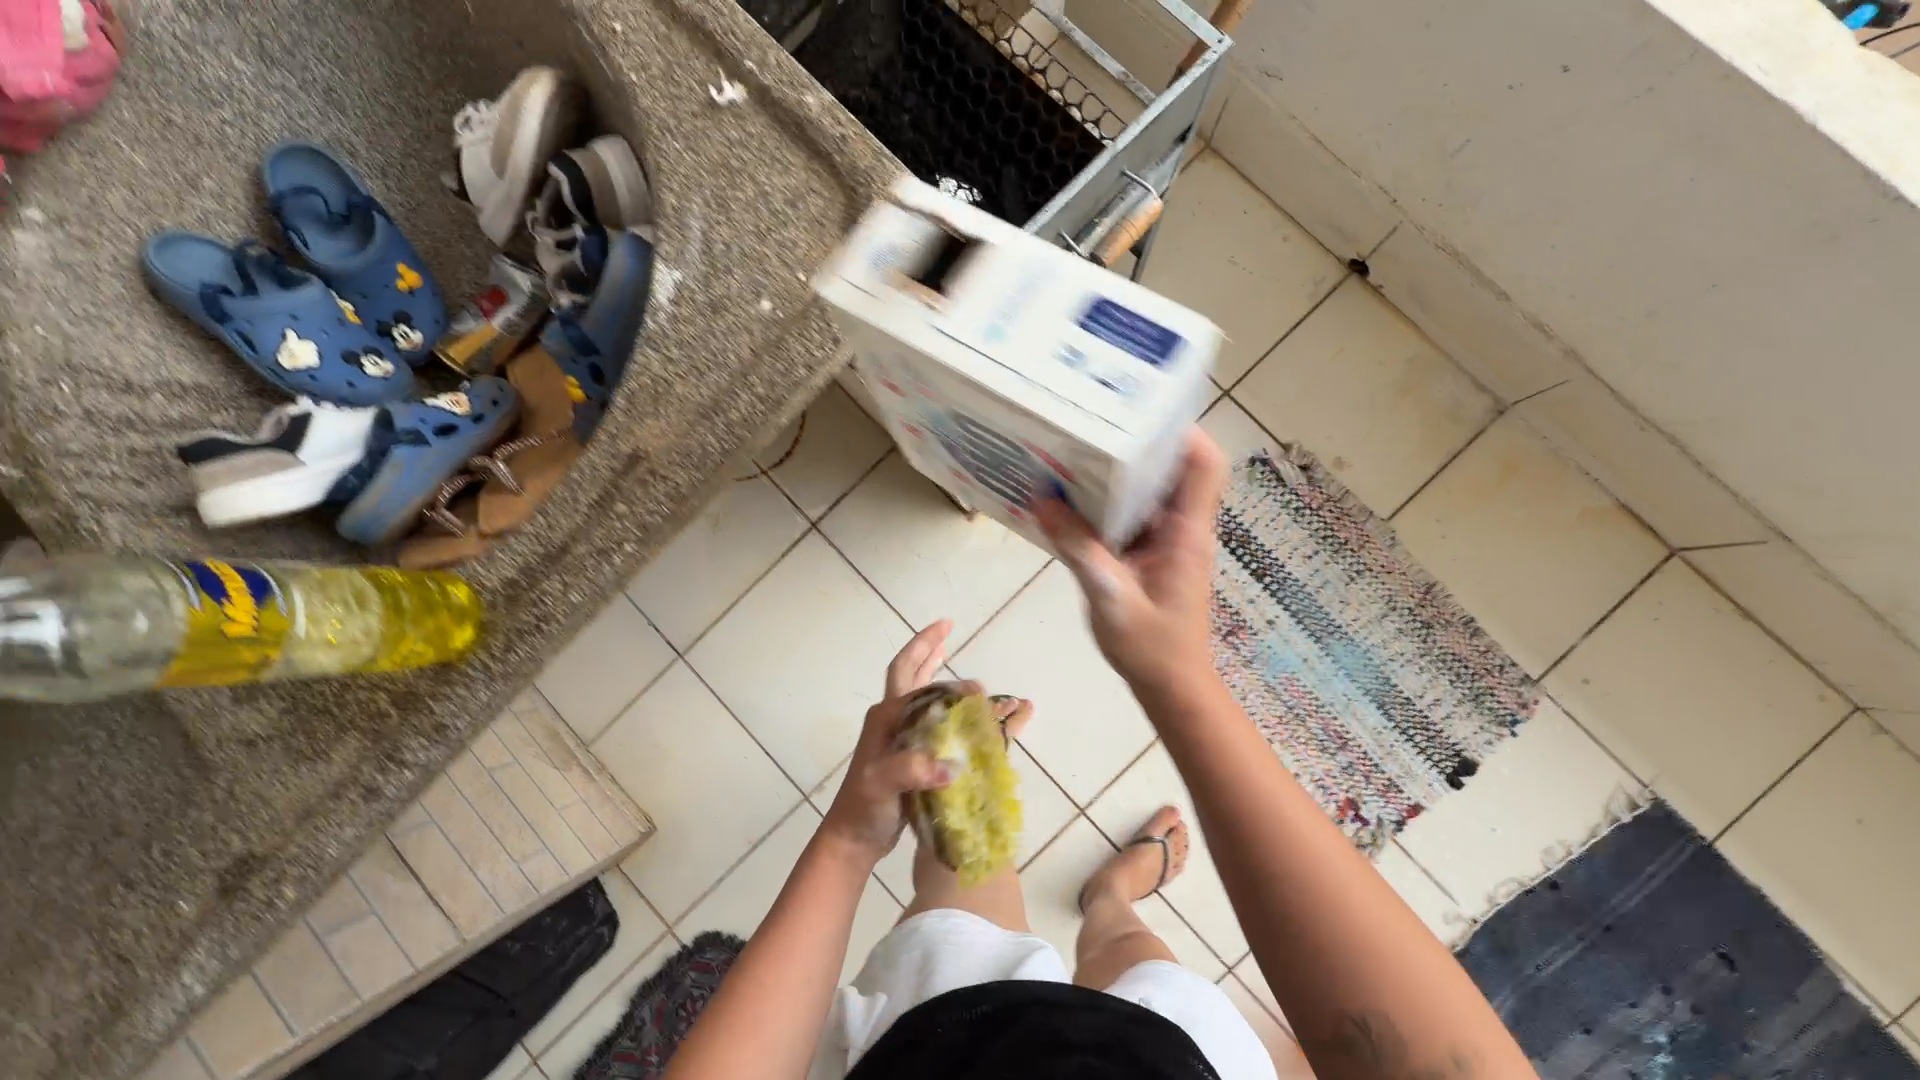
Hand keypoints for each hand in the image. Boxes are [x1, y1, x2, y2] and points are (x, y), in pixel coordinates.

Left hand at [820, 620, 963, 863]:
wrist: (853, 838)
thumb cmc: (864, 807)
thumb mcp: (881, 785)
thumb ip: (911, 770)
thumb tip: (949, 766)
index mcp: (886, 718)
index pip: (917, 683)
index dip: (945, 680)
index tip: (976, 688)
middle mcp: (891, 718)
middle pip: (908, 671)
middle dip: (927, 646)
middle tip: (947, 625)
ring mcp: (897, 734)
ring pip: (916, 689)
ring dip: (931, 667)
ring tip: (946, 649)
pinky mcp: (906, 751)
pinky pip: (927, 714)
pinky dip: (941, 701)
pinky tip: (955, 705)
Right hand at [1033, 429, 1228, 695]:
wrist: (1171, 687)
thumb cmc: (1151, 647)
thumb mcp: (1109, 597)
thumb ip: (1079, 548)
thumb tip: (1043, 500)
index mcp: (1186, 533)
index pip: (1204, 465)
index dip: (1181, 433)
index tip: (1137, 416)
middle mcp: (1182, 529)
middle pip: (1172, 469)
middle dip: (1135, 446)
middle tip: (1090, 428)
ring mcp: (1168, 543)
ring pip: (1149, 492)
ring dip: (1118, 475)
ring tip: (1075, 456)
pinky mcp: (1152, 557)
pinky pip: (1133, 518)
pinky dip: (1108, 506)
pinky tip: (1072, 503)